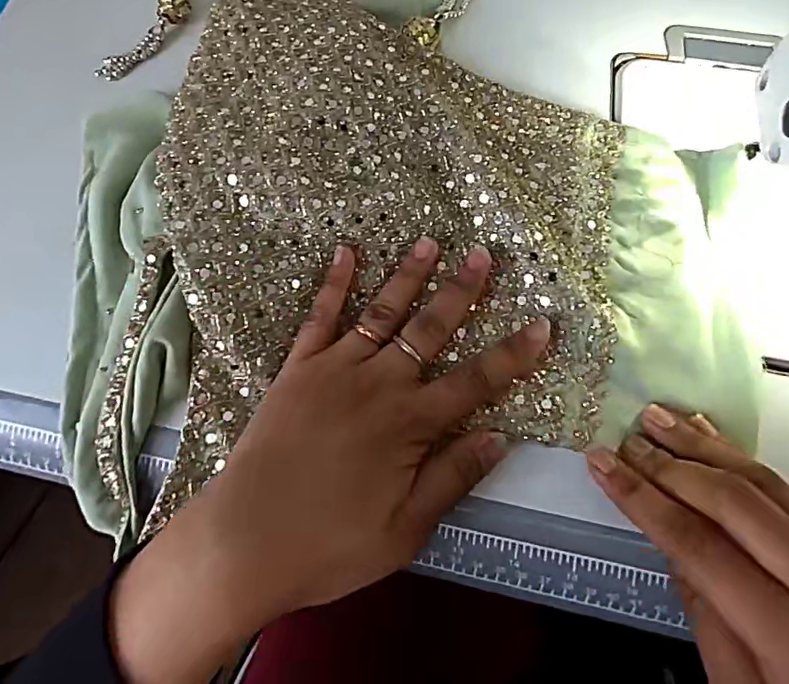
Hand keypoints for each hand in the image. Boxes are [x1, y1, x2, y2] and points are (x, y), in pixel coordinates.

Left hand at [109, 238, 549, 683]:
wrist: (245, 542)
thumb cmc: (330, 544)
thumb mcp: (404, 529)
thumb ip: (452, 477)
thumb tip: (500, 436)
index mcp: (409, 423)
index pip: (475, 381)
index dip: (514, 354)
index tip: (543, 325)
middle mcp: (379, 384)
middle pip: (430, 329)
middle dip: (462, 291)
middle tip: (484, 255)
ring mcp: (335, 369)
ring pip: (382, 312)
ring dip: (408, 276)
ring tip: (430, 243)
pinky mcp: (298, 366)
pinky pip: (320, 316)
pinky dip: (334, 282)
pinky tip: (346, 252)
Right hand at [588, 408, 788, 683]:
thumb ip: (711, 628)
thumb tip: (673, 549)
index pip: (701, 548)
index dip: (644, 500)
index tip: (605, 466)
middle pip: (736, 504)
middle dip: (672, 464)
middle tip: (627, 440)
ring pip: (770, 485)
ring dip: (707, 446)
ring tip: (662, 418)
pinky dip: (750, 464)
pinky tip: (718, 444)